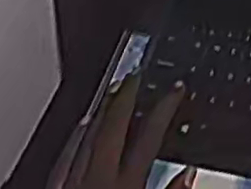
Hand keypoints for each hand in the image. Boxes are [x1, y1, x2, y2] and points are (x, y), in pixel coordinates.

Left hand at [51, 73, 185, 188]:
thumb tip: (186, 175)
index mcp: (126, 184)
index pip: (150, 134)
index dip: (165, 106)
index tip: (176, 87)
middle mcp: (99, 177)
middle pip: (115, 123)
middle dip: (127, 93)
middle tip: (137, 72)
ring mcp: (73, 181)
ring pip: (89, 133)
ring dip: (104, 107)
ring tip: (114, 87)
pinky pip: (64, 155)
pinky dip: (76, 134)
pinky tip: (82, 122)